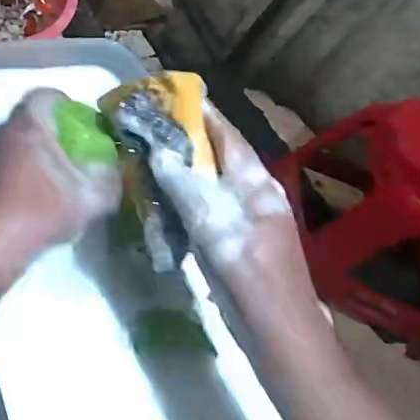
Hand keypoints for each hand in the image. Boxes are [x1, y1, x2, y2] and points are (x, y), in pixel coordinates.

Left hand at [0, 88, 121, 307]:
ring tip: (75, 179)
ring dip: (50, 154)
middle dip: (64, 133)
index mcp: (27, 123)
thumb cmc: (36, 210)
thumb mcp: (88, 198)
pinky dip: (36, 169)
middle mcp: (6, 129)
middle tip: (89, 155)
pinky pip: (17, 159)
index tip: (92, 128)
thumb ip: (109, 179)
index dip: (72, 106)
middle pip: (38, 118)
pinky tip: (52, 197)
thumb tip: (117, 169)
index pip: (47, 95)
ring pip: (27, 140)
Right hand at [150, 103, 313, 302]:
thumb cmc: (247, 268)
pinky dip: (179, 185)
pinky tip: (155, 186)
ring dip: (178, 159)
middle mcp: (251, 188)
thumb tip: (155, 148)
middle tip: (142, 116)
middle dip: (180, 131)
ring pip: (206, 173)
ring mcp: (243, 212)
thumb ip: (182, 180)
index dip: (195, 108)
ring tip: (142, 144)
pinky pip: (202, 196)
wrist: (277, 329)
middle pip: (214, 149)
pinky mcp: (232, 232)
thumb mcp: (211, 219)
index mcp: (254, 178)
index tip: (162, 90)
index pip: (223, 129)